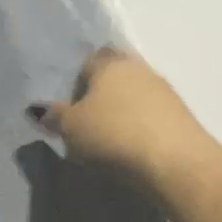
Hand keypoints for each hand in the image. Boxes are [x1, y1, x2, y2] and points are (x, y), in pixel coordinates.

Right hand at [29, 48, 218, 186]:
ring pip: (133, 95)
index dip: (77, 78)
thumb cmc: (113, 134)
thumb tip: (41, 110)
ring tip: (104, 137)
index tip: (68, 103)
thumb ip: (54, 116)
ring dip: (120, 111)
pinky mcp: (180, 115)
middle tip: (83, 120)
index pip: (90, 59)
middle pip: (114, 76)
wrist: (174, 162)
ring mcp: (164, 91)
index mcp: (110, 63)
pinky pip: (149, 114)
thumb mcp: (70, 127)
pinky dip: (137, 125)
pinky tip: (128, 146)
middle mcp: (140, 68)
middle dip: (99, 94)